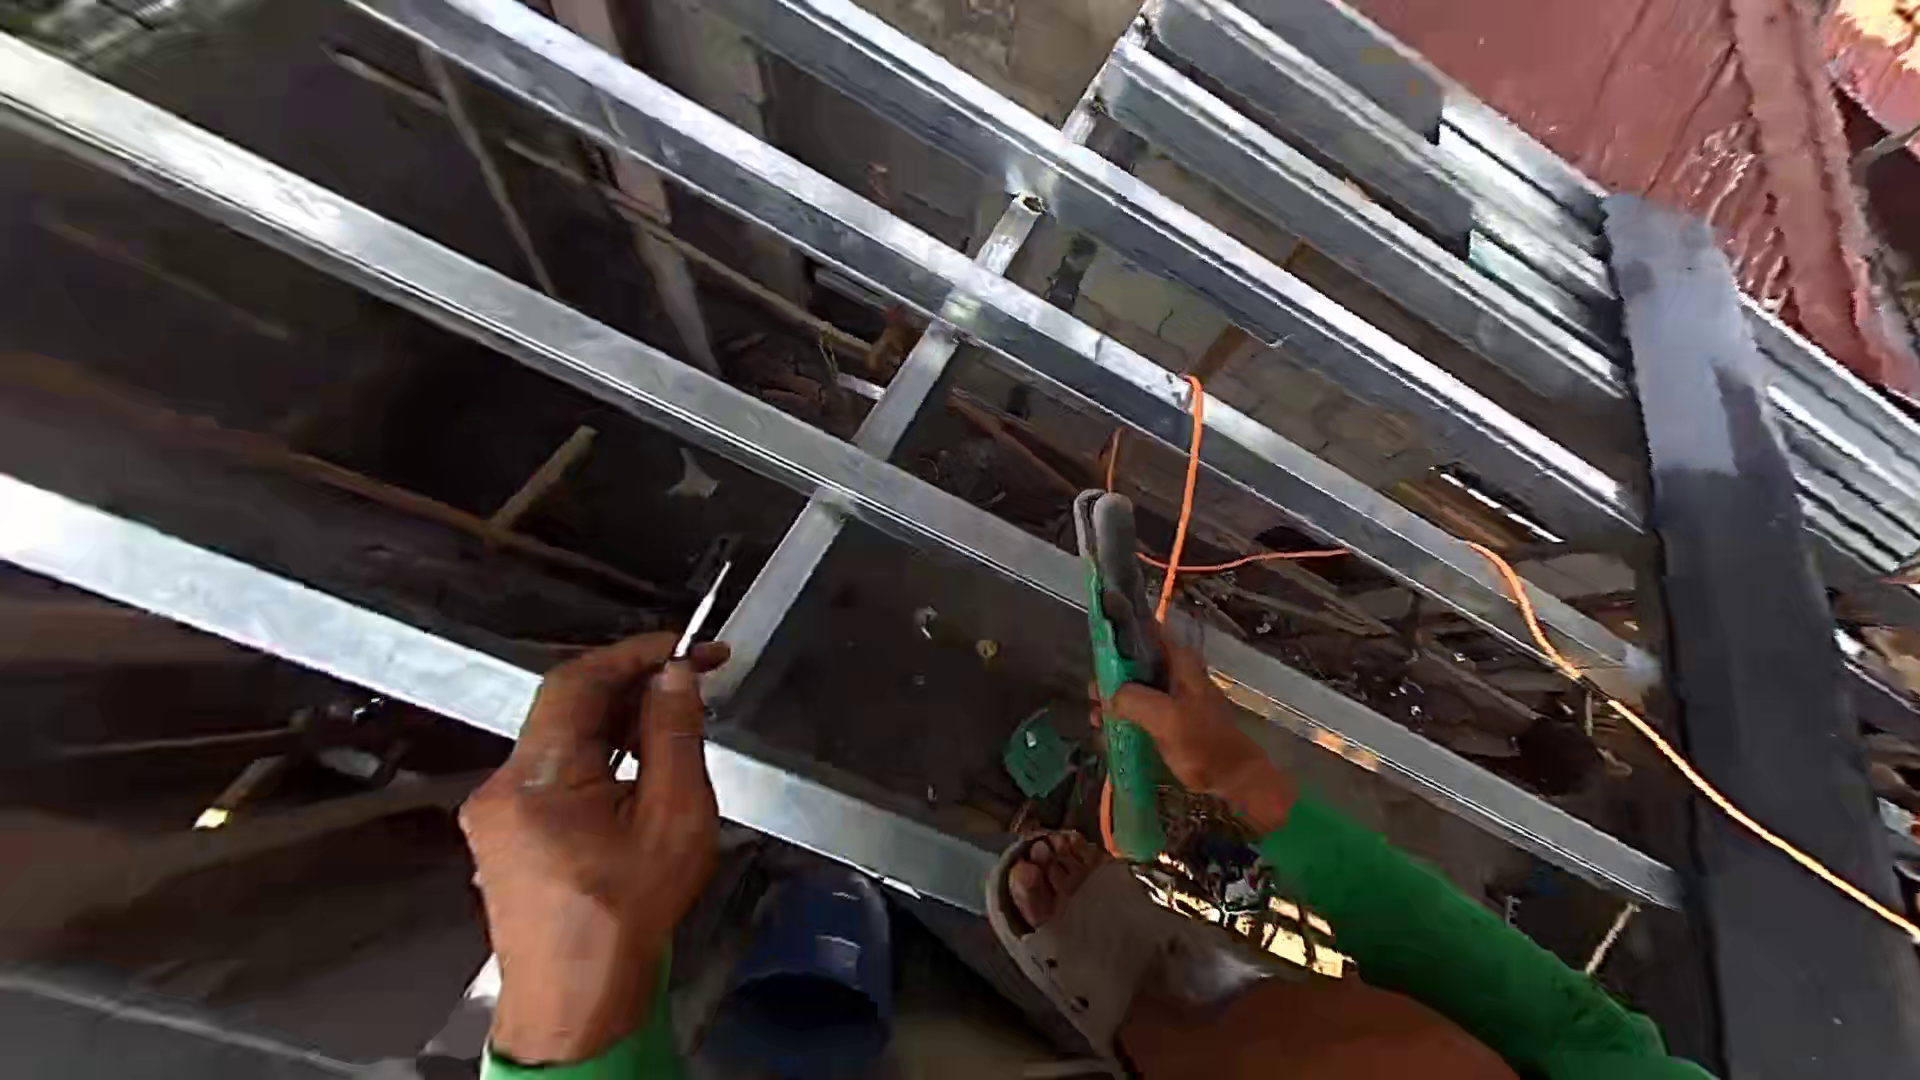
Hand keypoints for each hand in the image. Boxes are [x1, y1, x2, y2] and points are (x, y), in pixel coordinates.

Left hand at [460, 634, 730, 1064]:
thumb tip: (677, 676)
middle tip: (697, 672)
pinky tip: (647, 750)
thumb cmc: (629, 913)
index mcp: (537, 781)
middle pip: (570, 701)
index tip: (688, 647)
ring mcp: (501, 806)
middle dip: (638, 679)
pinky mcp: (512, 824)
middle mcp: (504, 786)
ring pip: (568, 729)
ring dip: (626, 710)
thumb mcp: (674, 816)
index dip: (636, 653)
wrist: (579, 1000)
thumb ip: (675, 735)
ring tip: (682, 710)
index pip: (578, 681)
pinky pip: (563, 759)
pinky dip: (608, 742)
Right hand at [1107, 638, 1295, 833]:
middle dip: (1109, 676)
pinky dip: (1121, 713)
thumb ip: (1132, 699)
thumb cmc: (1202, 742)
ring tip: (1096, 717)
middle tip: (1094, 696)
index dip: (1119, 633)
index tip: (1097, 649)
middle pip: (1132, 660)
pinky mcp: (1167, 714)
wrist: (1231, 777)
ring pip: (1132, 684)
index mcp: (1178, 660)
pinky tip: (1106, 728)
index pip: (1145, 631)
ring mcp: (1170, 692)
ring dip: (1112, 698)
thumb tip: (1107, 696)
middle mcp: (1173, 669)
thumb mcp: (1165, 717)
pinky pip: (1137, 705)